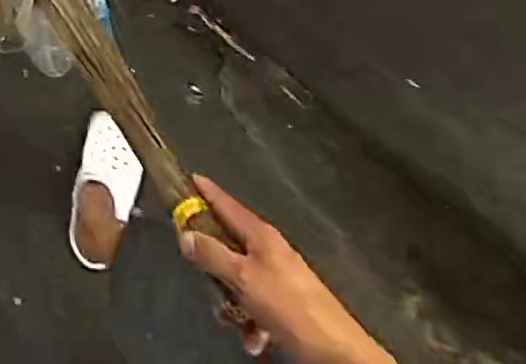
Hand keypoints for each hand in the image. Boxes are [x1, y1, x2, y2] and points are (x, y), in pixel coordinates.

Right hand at [179, 174, 393, 363]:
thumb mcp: (242, 278)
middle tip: (200, 275)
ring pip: (239, 278)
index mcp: (259, 234)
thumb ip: (211, 254)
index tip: (187, 178)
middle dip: (212, 264)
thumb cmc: (288, 306)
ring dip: (230, 300)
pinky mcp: (288, 303)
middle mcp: (269, 249)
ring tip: (232, 321)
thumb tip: (185, 234)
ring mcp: (279, 276)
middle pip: (227, 243)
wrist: (340, 354)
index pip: (225, 202)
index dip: (205, 190)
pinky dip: (251, 320)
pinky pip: (256, 303)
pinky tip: (253, 339)